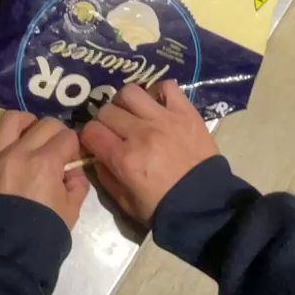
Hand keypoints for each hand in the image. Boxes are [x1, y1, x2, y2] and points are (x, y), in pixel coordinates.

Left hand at [0, 111, 89, 228]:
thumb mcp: (71, 212)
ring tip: (26, 136)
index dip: (73, 147)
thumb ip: (77, 185)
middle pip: (43, 124)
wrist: (4, 259)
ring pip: (9, 120)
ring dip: (23, 124)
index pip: (67, 137)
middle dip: (54, 134)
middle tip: (53, 149)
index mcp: (46, 162)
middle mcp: (18, 152)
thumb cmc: (42, 236)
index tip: (70, 159)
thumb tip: (72, 172)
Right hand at [79, 80, 217, 223]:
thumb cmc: (163, 208)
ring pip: (130, 92)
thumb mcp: (126, 203)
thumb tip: (97, 156)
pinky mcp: (185, 112)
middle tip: (116, 131)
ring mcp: (164, 119)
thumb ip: (106, 177)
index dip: (89, 137)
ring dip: (126, 103)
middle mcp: (141, 134)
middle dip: (105, 122)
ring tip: (134, 115)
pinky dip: (158, 92)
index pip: (91, 131)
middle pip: (107, 110)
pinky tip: (157, 106)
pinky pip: (167, 86)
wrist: (205, 206)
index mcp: (125, 159)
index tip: (96, 142)